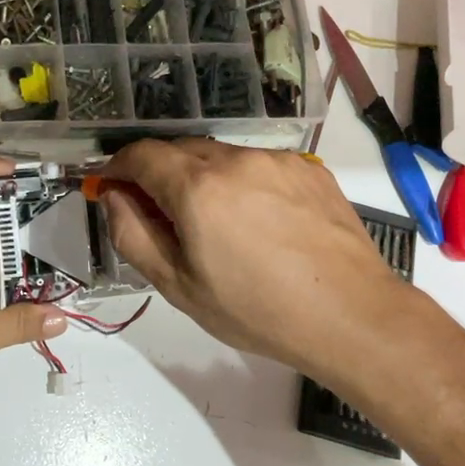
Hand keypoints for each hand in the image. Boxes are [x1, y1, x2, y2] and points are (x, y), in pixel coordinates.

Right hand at [99, 139, 452, 393]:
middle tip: (160, 214)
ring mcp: (277, 160)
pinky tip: (259, 223)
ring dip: (203, 178)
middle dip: (159, 173)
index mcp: (197, 187)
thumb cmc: (257, 310)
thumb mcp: (178, 286)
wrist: (352, 316)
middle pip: (179, 150)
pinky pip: (258, 165)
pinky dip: (243, 183)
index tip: (112, 186)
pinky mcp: (309, 168)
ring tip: (217, 224)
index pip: (141, 154)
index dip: (118, 166)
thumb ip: (132, 234)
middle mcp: (235, 159)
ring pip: (221, 156)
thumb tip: (112, 196)